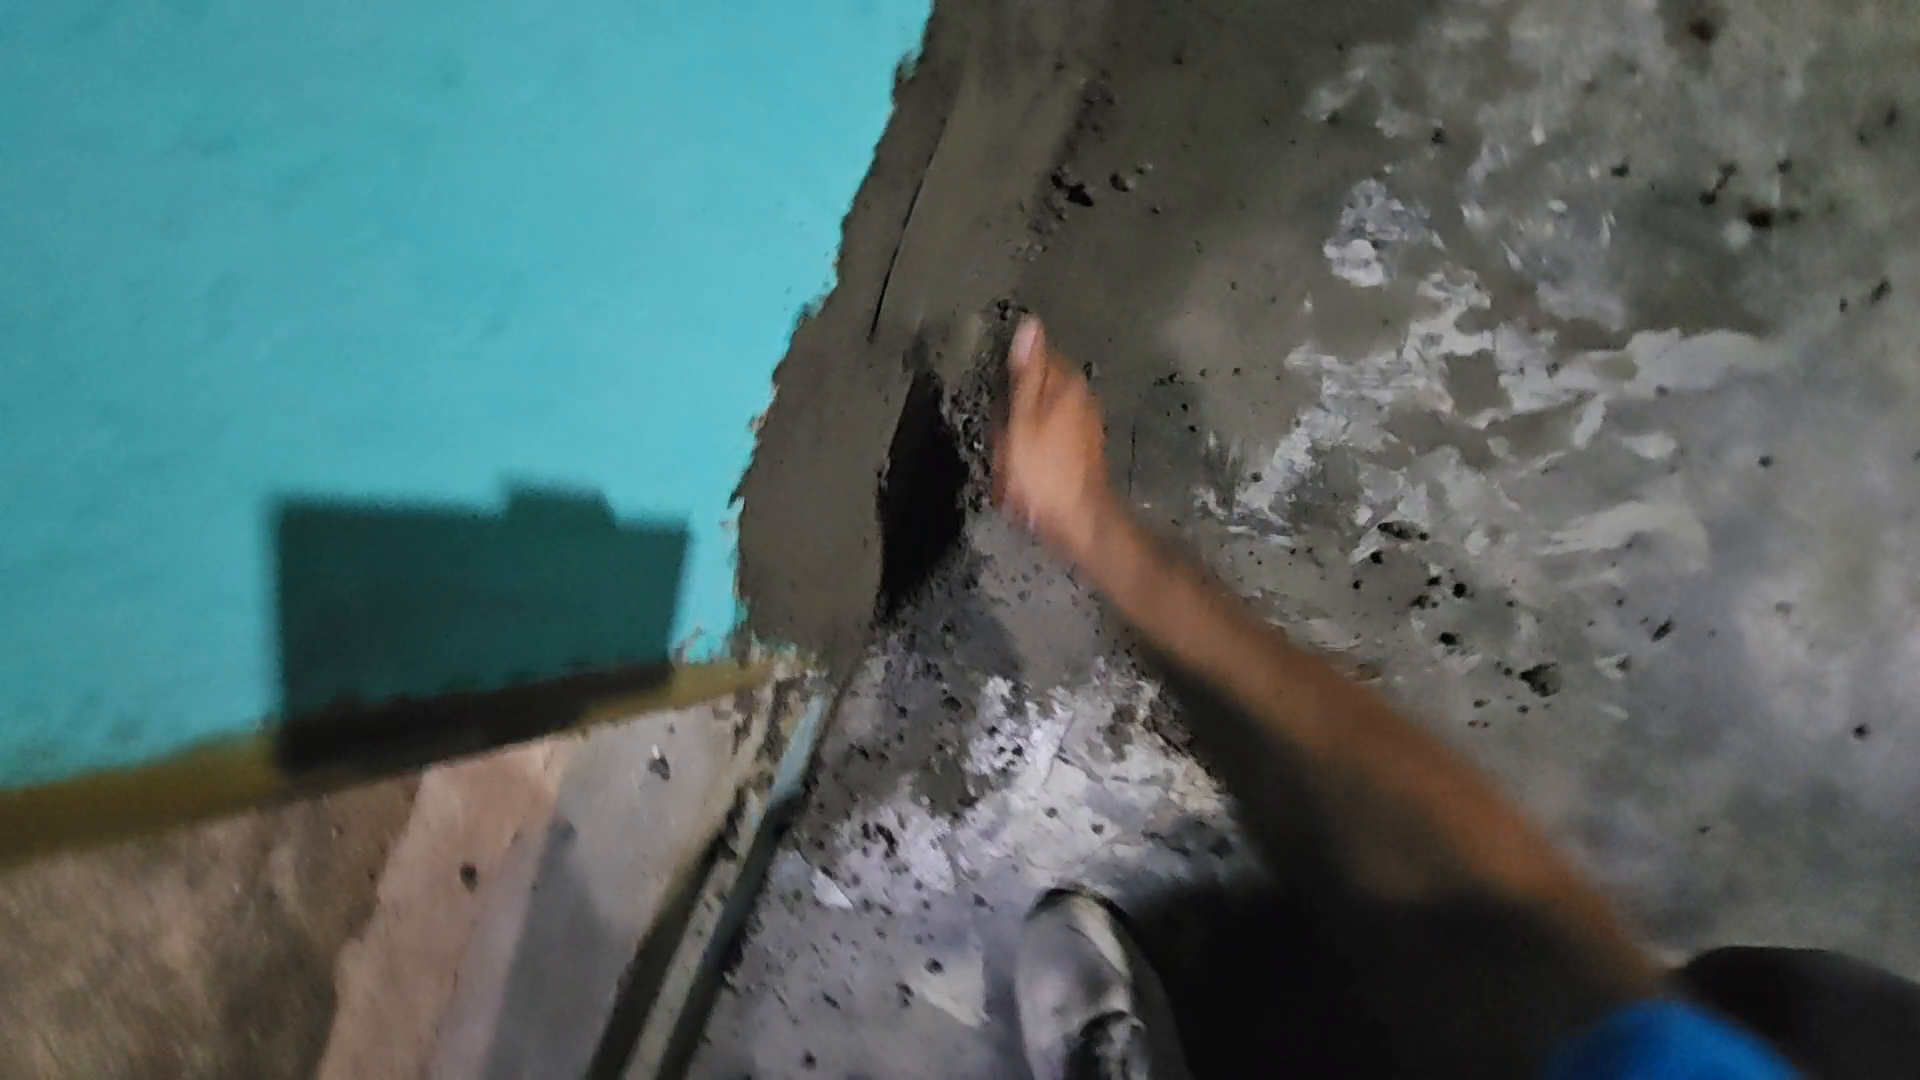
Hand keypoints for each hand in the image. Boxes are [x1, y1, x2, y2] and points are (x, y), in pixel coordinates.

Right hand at [992, 315, 1116, 562]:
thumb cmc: (1043, 472)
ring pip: (1037, 422)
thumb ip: (1026, 371)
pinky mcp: (1083, 452)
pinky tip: (1026, 481)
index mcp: (1068, 384)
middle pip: (1035, 393)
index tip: (1000, 410)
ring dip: (1020, 445)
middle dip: (1014, 416)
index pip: (1035, 358)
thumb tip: (1030, 325)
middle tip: (1006, 447)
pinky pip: (1047, 446)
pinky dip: (1033, 461)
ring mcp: (1085, 426)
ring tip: (1013, 471)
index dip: (1010, 383)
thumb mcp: (1022, 418)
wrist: (1076, 521)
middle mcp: (1082, 399)